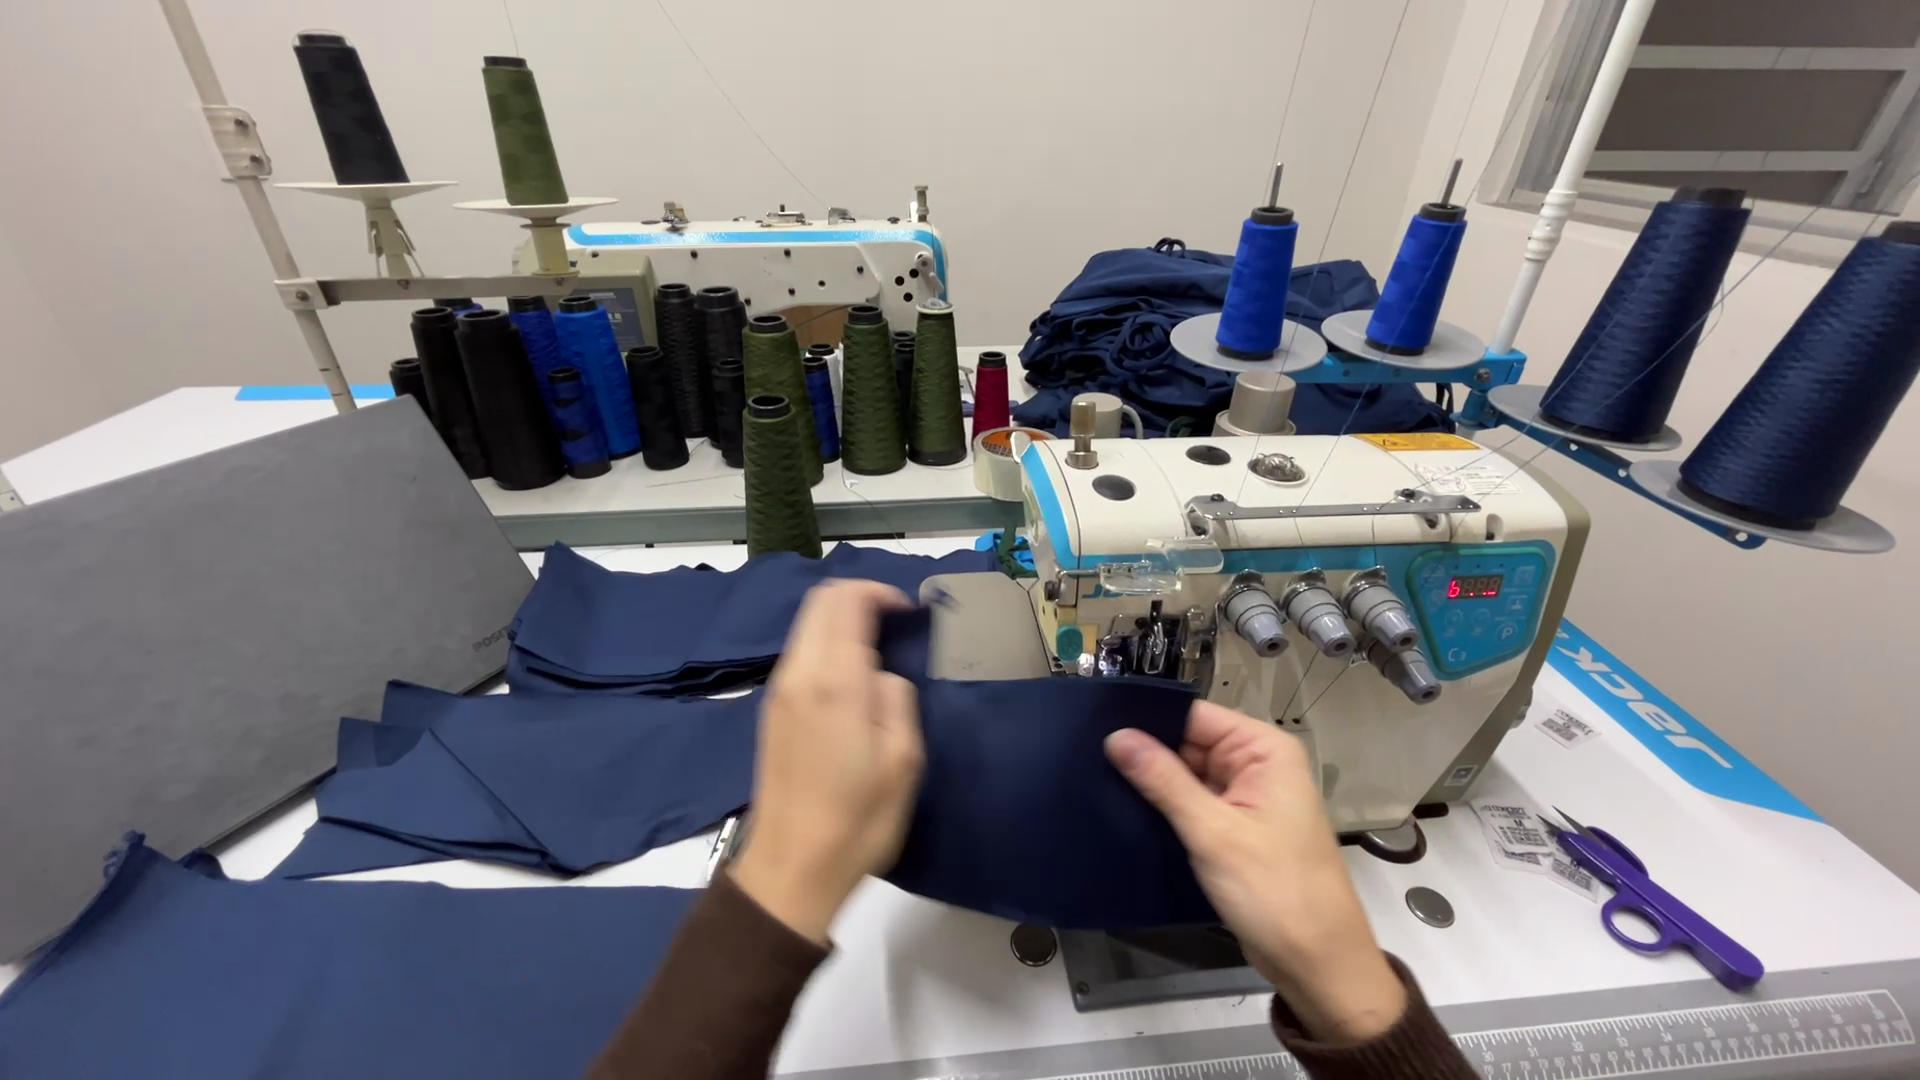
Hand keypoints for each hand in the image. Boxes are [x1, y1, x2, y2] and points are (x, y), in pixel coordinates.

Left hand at [731, 580, 924, 943]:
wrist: (792, 868)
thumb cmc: (858, 819)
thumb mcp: (903, 759)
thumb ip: (896, 696)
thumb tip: (880, 674)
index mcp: (834, 682)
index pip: (847, 601)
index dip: (881, 593)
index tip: (910, 612)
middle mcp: (798, 674)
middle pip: (821, 601)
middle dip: (860, 597)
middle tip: (895, 621)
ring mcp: (779, 691)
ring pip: (808, 624)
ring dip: (842, 620)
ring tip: (878, 647)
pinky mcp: (772, 709)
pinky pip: (800, 652)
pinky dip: (827, 642)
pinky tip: (852, 674)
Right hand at [1105, 702, 1406, 1042]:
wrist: (1319, 968)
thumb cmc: (1277, 893)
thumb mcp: (1214, 833)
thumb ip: (1163, 780)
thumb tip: (1116, 736)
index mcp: (1264, 750)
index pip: (1194, 715)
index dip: (1148, 718)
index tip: (1097, 721)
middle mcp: (1255, 765)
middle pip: (1187, 742)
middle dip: (1144, 750)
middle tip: (1086, 752)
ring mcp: (1244, 798)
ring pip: (1184, 774)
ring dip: (1149, 780)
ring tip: (1093, 774)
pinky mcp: (1233, 828)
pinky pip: (1190, 803)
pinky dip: (1162, 806)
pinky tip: (1122, 805)